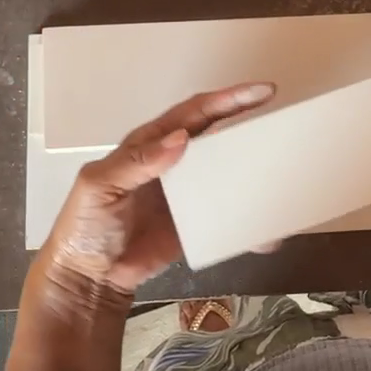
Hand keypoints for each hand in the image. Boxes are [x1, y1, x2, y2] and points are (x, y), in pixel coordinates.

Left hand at [33, 82, 274, 313]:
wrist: (90, 277)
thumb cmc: (86, 225)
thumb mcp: (101, 186)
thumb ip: (138, 161)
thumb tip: (181, 138)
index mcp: (150, 144)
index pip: (194, 113)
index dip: (227, 99)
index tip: (261, 92)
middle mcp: (173, 161)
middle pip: (217, 134)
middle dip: (247, 121)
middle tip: (282, 118)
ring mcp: (187, 191)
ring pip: (226, 169)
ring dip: (253, 164)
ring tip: (284, 161)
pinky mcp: (196, 221)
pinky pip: (228, 211)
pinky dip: (249, 214)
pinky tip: (270, 225)